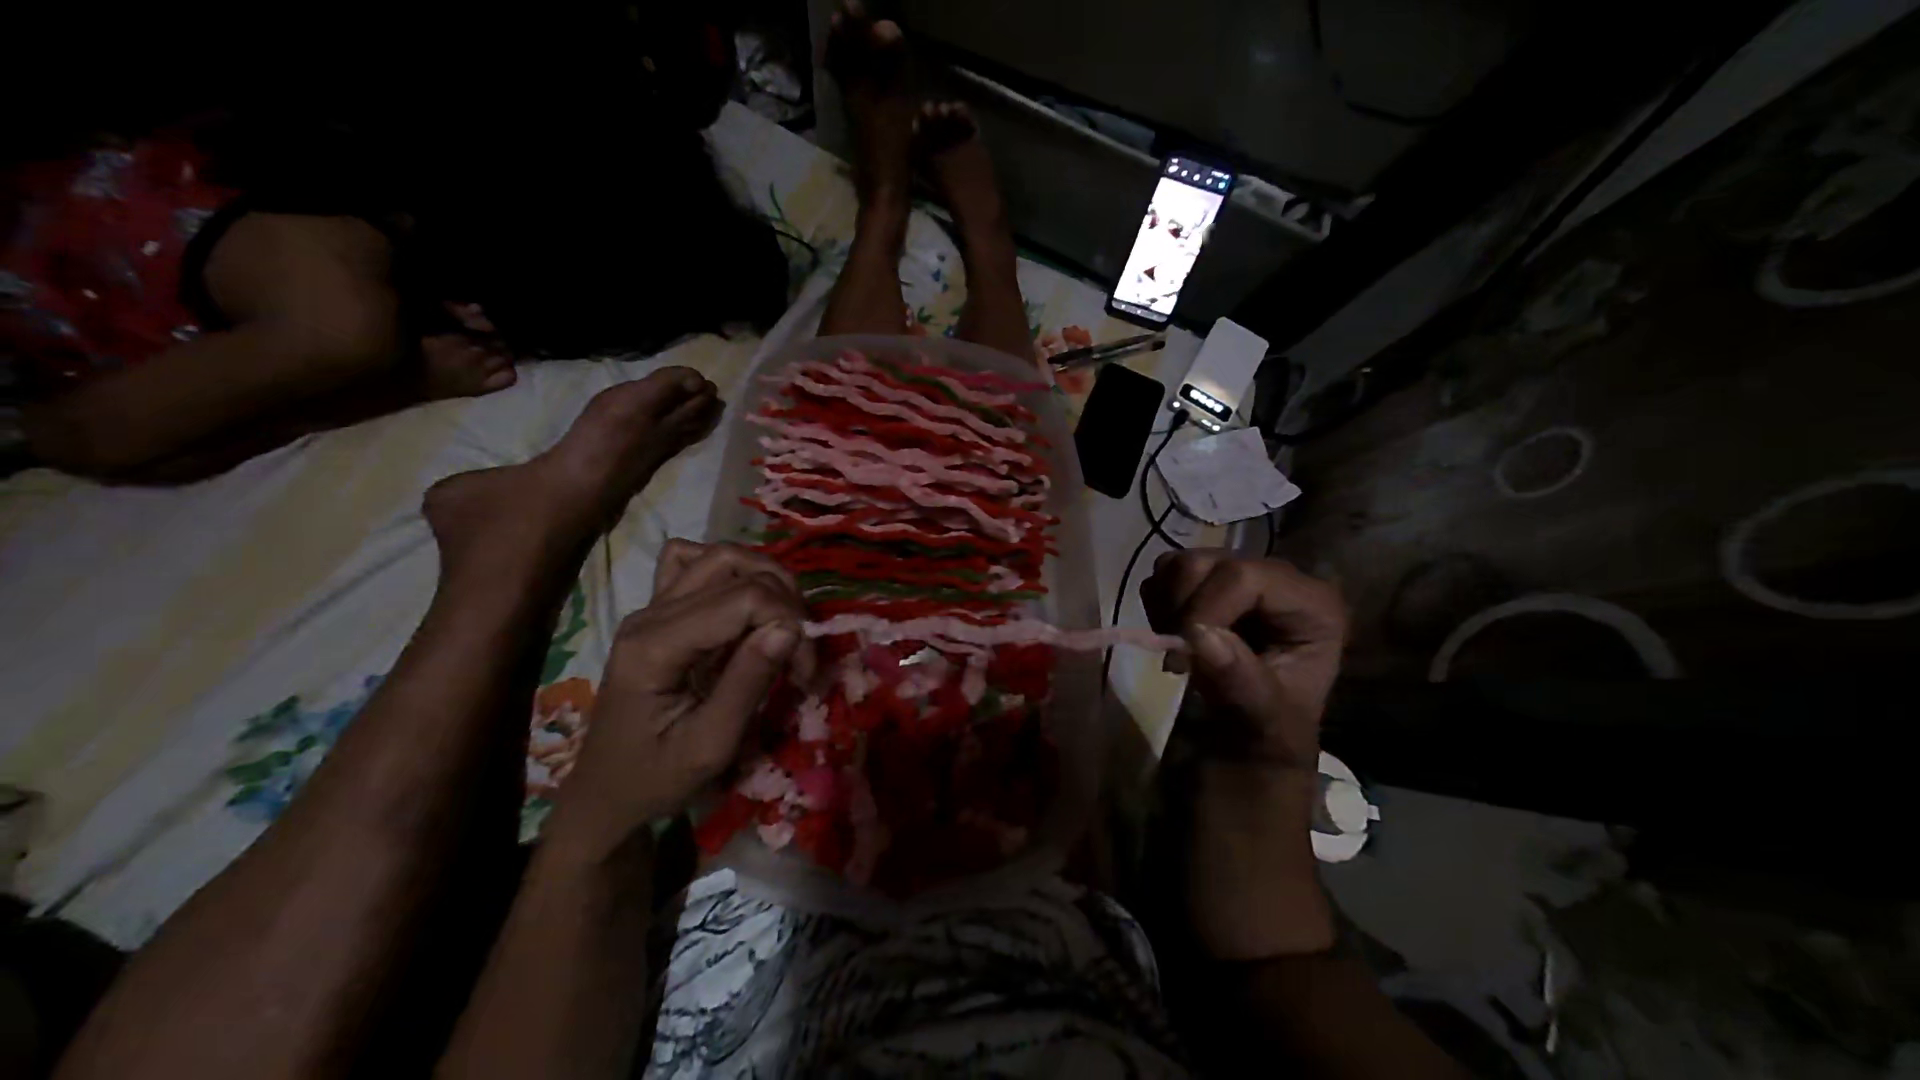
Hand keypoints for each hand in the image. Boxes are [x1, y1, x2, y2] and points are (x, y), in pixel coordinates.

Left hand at [546, 542, 813, 856]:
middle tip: (800, 651)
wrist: (605, 793)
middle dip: (783, 601)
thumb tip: (791, 627)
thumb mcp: (710, 746)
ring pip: (718, 556)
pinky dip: (729, 573)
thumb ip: (748, 683)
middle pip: (734, 565)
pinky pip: (693, 564)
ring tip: (782, 625)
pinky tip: (743, 606)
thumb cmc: (656, 779)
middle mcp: (650, 613)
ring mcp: (650, 607)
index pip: (744, 597)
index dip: (789, 623)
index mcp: (656, 646)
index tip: (805, 674)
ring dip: (764, 580)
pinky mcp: (658, 612)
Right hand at [1141, 551, 1346, 768]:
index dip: (1206, 610)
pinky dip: (1157, 606)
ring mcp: (1238, 585)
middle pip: (1208, 564)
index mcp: (1314, 608)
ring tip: (1177, 652)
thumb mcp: (1262, 730)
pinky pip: (1165, 576)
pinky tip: (1171, 640)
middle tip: (1178, 662)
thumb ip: (1239, 682)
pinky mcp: (1206, 592)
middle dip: (1181, 610)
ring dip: (1165, 609)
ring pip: (1181, 565)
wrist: (1238, 769)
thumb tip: (1200, 635)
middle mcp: (1279, 585)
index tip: (1182, 661)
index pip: (1245, 576)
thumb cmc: (1263, 752)